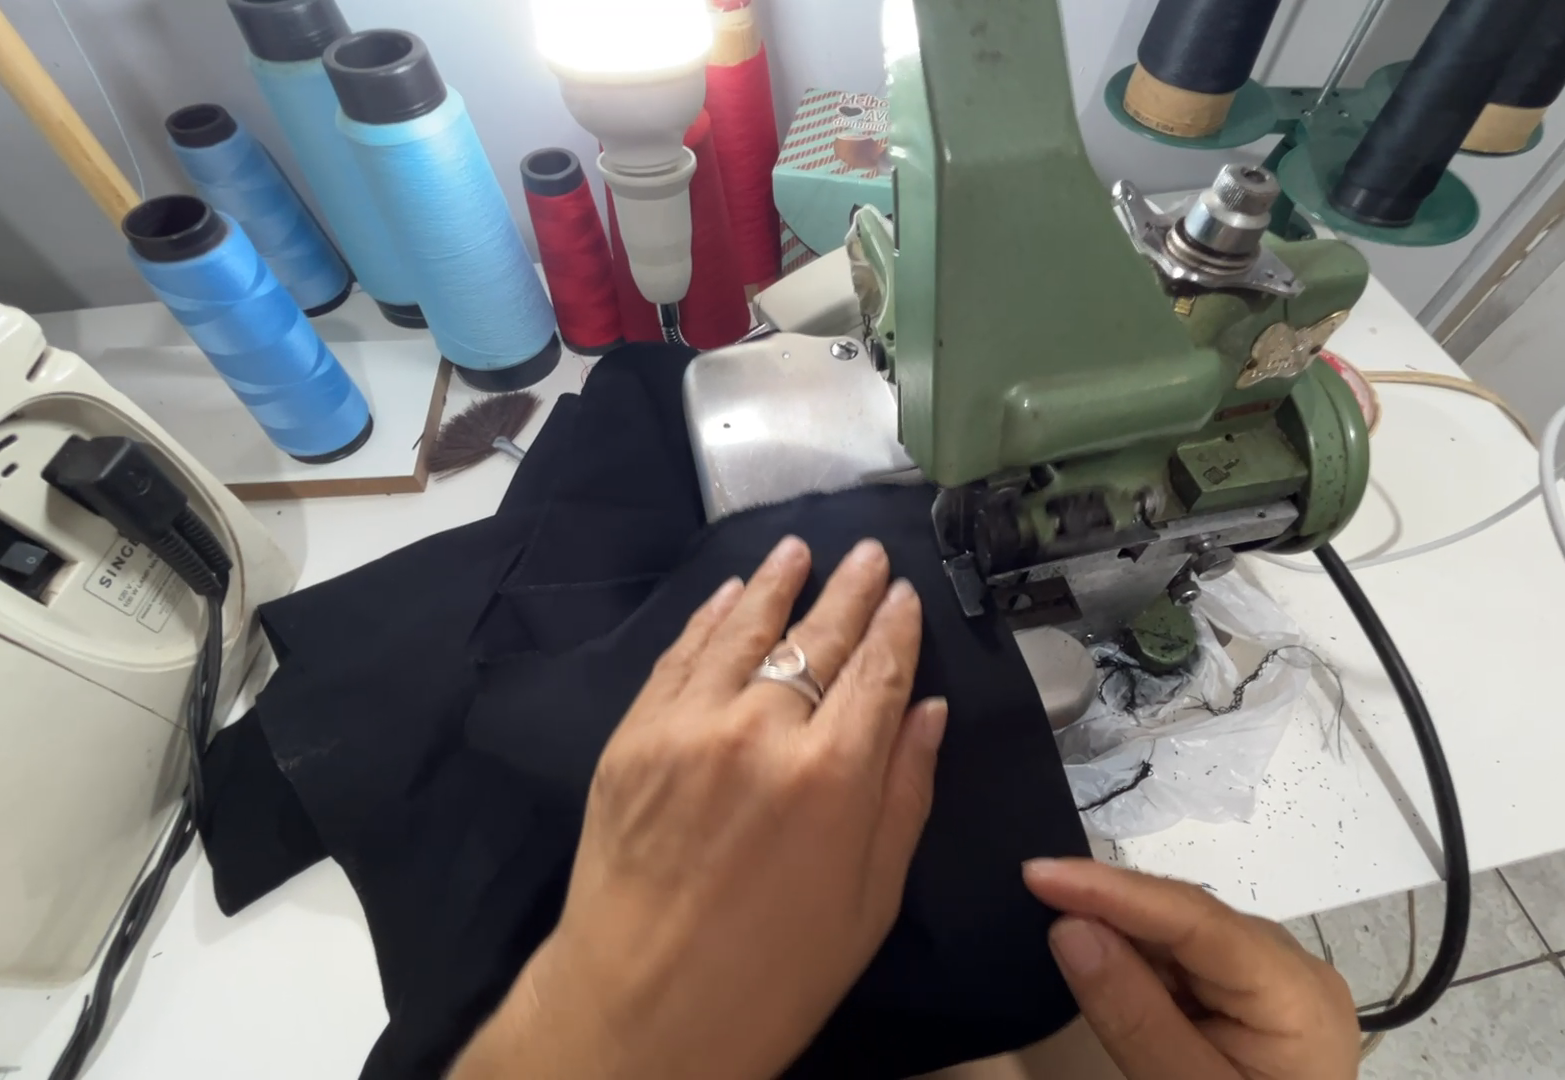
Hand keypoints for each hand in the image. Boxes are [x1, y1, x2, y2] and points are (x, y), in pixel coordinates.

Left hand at [453, 536, 947, 1079]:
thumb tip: (929, 708)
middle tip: (869, 553)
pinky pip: (681, 654)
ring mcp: (689, 724)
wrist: (635, 1012)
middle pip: (818, 638)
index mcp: (832, 776)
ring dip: (777, 583)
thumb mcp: (870, 898)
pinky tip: (732, 593)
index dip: (896, 627)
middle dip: (850, 590)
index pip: (877, 672)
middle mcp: (761, 731)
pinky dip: (710, 617)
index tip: (906, 593)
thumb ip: (905, 791)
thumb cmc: (774, 971)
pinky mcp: (635, 732)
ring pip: (745, 629)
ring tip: (800, 548)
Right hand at [1023, 858, 1358, 1079]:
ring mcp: (1264, 973)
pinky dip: (1125, 955)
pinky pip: (1171, 954)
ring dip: (1109, 927)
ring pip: (1168, 929)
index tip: (1037, 872)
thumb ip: (1134, 1016)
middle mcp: (1284, 962)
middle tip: (1030, 890)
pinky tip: (1092, 953)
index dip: (1110, 888)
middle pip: (1179, 915)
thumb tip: (1067, 926)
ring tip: (1049, 913)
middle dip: (1103, 903)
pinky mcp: (1240, 989)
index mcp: (1293, 990)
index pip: (1192, 916)